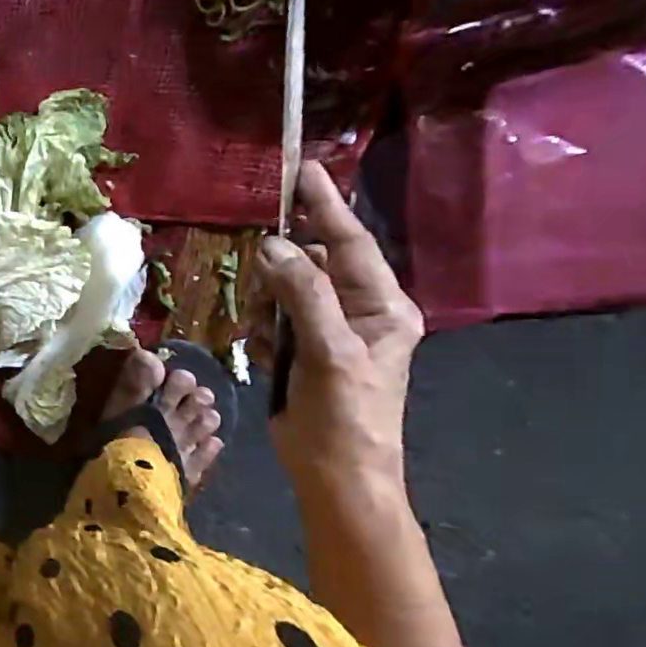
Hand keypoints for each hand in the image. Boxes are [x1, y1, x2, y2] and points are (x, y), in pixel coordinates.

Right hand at [257, 161, 424, 487]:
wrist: (337, 478)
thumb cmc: (346, 418)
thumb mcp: (331, 353)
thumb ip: (305, 294)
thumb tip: (273, 247)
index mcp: (382, 305)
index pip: (351, 242)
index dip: (325, 206)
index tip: (303, 169)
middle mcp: (359, 309)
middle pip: (314, 262)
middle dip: (284, 269)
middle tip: (263, 285)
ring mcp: (331, 328)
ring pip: (289, 287)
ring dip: (269, 303)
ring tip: (266, 335)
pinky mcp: (306, 347)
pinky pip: (278, 315)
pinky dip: (265, 327)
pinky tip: (266, 352)